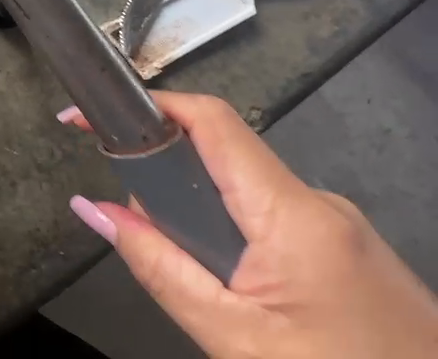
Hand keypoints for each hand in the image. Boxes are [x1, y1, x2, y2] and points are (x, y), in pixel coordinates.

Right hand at [62, 91, 437, 358]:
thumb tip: (90, 209)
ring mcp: (343, 229)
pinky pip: (269, 217)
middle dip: (163, 182)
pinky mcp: (353, 250)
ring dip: (197, 215)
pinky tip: (238, 288)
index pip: (209, 120)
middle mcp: (322, 207)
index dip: (142, 104)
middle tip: (145, 234)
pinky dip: (231, 235)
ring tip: (204, 280)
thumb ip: (155, 264)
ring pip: (240, 192)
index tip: (85, 118)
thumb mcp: (229, 333)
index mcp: (293, 215)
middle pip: (216, 158)